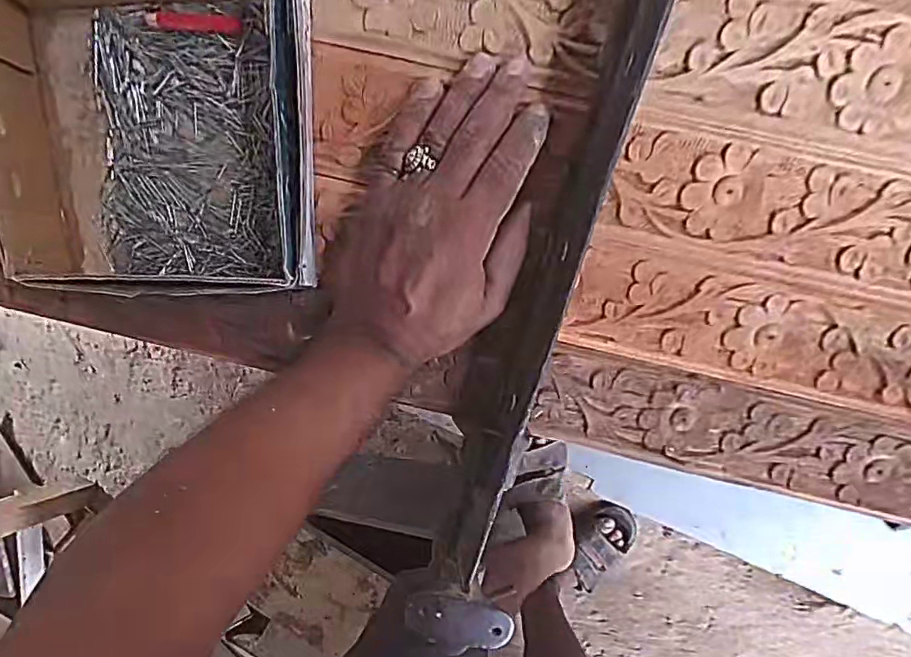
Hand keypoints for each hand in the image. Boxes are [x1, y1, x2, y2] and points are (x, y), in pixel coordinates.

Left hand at [319, 53, 549, 367]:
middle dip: (502, 98)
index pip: (507, 168)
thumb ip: (510, 254)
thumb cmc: (429, 326)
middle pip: (476, 136)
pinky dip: (412, 115)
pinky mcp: (374, 199)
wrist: (371, 336)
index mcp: (470, 231)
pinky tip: (431, 90)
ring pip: (438, 131)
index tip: (539, 115)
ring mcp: (402, 198)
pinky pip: (394, 147)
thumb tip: (527, 209)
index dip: (526, 136)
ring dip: (464, 93)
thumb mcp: (486, 304)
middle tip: (519, 70)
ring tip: (485, 66)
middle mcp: (437, 204)